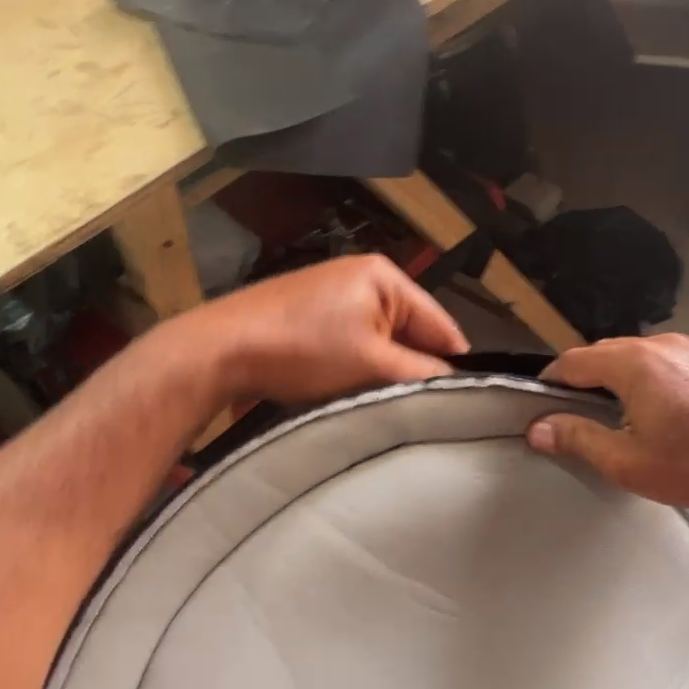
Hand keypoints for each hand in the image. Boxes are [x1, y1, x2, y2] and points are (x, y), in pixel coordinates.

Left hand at [156, 255, 468, 404]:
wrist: (221, 350)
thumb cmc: (302, 349)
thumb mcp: (373, 363)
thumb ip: (423, 373)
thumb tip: (461, 386)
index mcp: (387, 277)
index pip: (442, 325)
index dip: (457, 365)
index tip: (467, 404)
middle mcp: (367, 279)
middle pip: (416, 334)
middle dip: (419, 369)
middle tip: (431, 410)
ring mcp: (339, 297)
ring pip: (389, 344)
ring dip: (392, 372)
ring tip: (396, 404)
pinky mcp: (318, 317)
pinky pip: (361, 346)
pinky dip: (366, 369)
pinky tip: (361, 391)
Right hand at [526, 334, 688, 514]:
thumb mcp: (627, 463)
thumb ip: (578, 440)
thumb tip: (540, 429)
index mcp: (635, 364)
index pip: (574, 361)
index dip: (552, 381)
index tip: (541, 401)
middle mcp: (662, 346)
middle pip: (604, 353)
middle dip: (584, 380)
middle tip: (574, 415)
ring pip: (636, 356)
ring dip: (617, 379)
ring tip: (614, 416)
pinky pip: (664, 362)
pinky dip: (647, 379)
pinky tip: (653, 411)